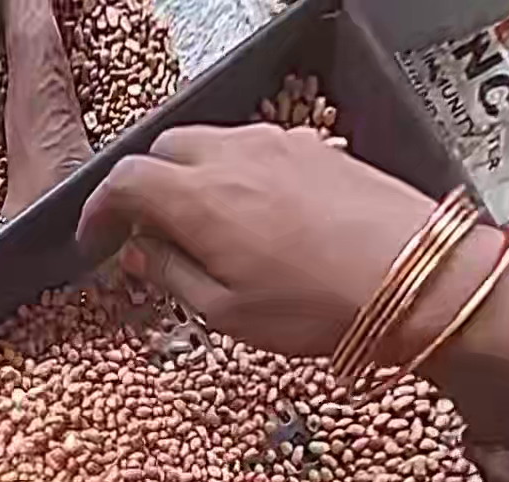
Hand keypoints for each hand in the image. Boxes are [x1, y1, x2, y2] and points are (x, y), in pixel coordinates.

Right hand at [76, 123, 507, 360]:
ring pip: (205, 142)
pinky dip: (224, 172)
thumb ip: (171, 273)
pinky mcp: (312, 145)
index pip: (124, 181)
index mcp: (201, 199)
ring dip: (182, 178)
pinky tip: (239, 213)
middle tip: (140, 234)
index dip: (98, 209)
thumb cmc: (314, 307)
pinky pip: (248, 146)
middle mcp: (233, 155)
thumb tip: (140, 252)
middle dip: (139, 189)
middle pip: (161, 150)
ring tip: (191, 228)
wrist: (414, 279)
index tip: (95, 239)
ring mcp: (277, 143)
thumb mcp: (223, 312)